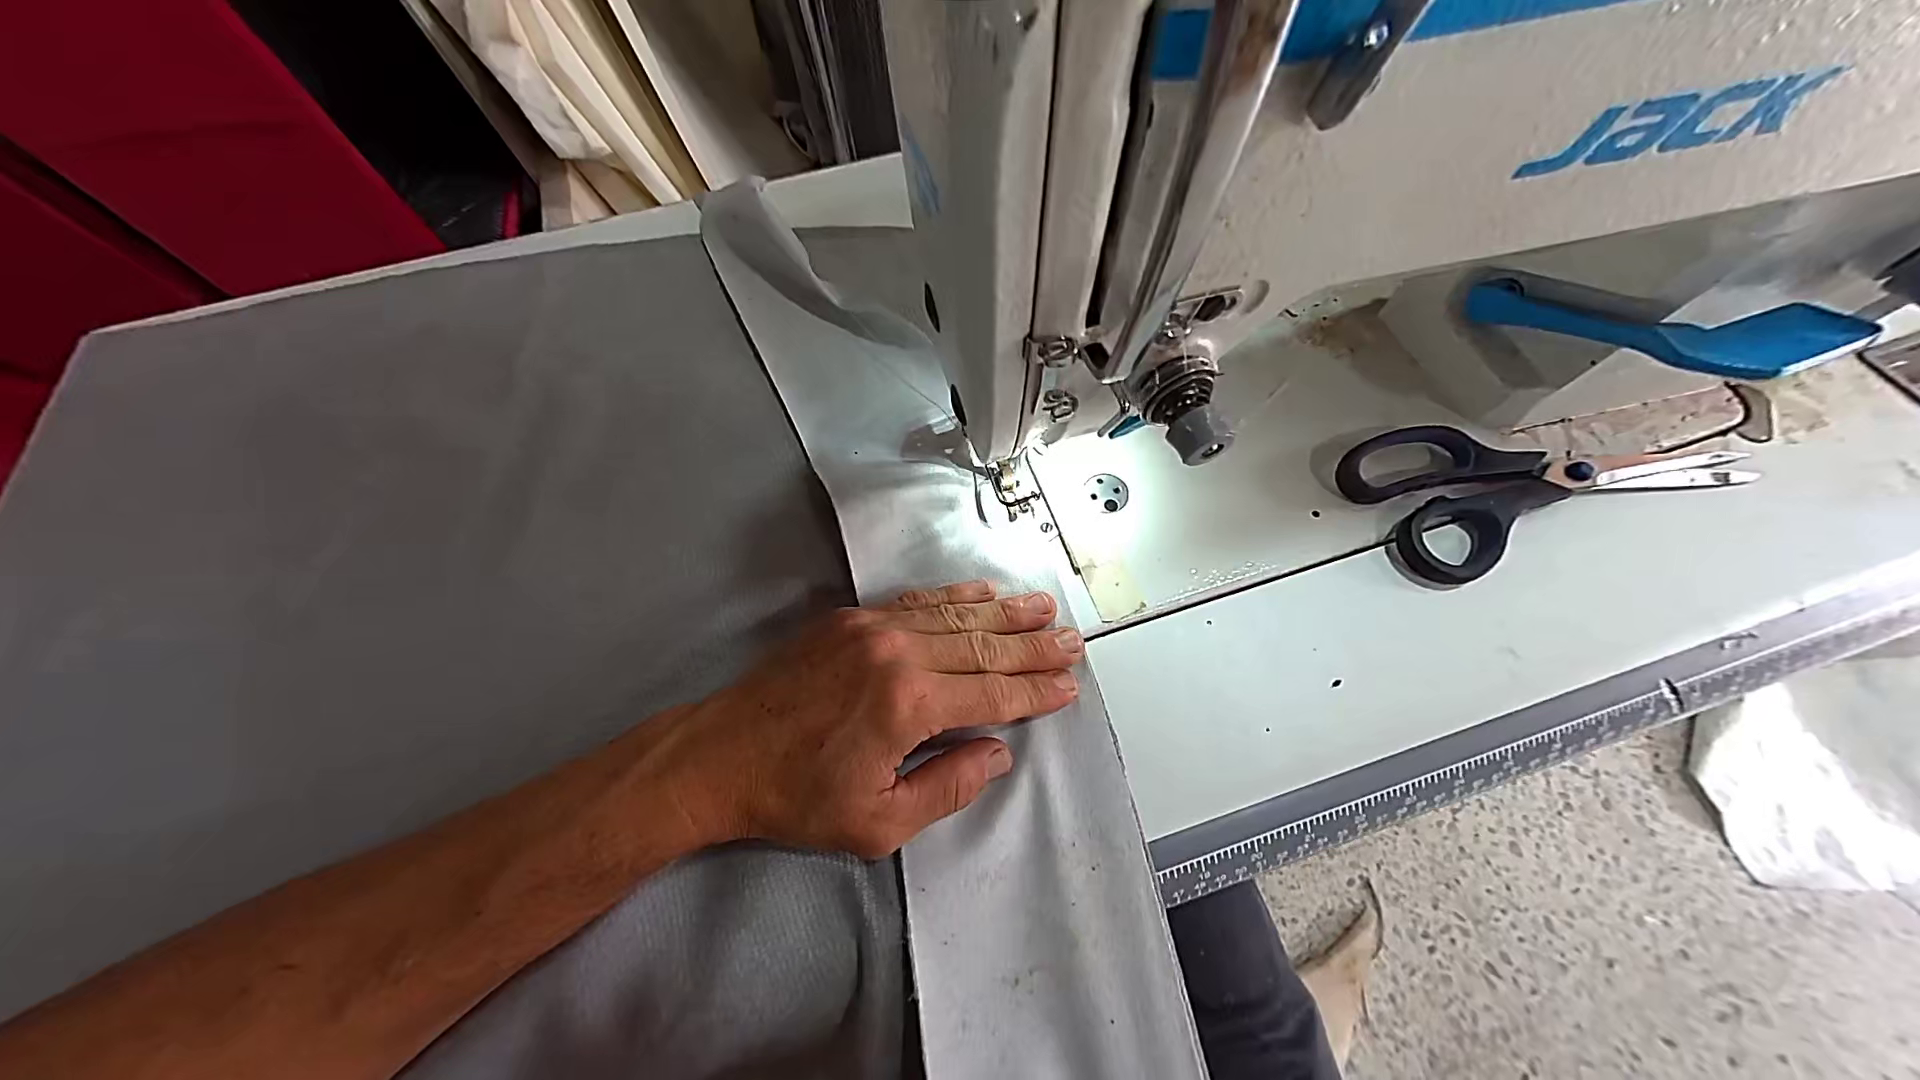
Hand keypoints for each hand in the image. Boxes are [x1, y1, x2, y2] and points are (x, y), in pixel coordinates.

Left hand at [642, 581, 1081, 857]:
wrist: (720, 755)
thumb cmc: (796, 796)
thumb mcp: (878, 822)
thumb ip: (947, 786)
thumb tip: (997, 753)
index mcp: (908, 706)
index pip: (992, 694)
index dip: (1034, 691)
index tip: (1067, 684)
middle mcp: (897, 655)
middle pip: (984, 646)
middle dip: (1033, 645)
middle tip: (1071, 640)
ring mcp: (872, 628)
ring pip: (956, 616)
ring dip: (1004, 612)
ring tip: (1042, 607)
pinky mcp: (851, 618)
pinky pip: (918, 602)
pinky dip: (956, 597)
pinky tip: (982, 593)